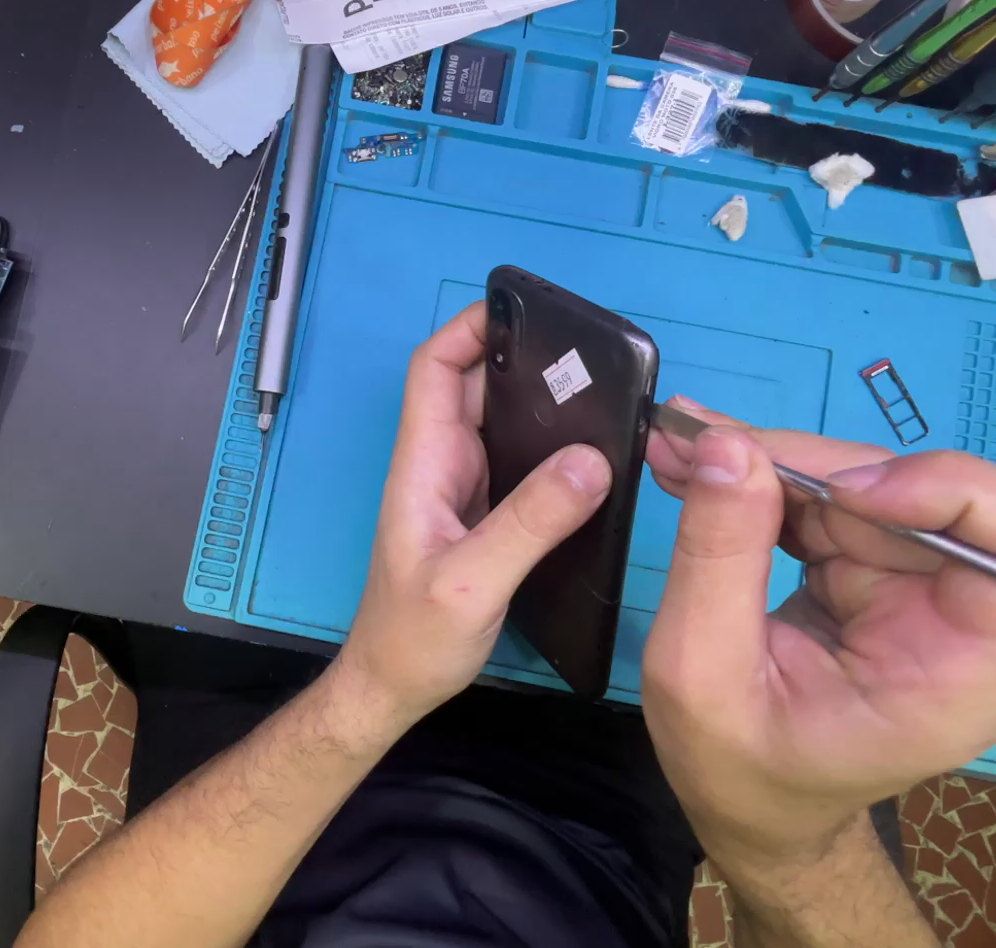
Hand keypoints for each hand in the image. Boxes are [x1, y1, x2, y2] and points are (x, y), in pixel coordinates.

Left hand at [337, 304, 613, 728]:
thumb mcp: (472, 582)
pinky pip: (514, 460)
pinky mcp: (481, 513)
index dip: (469, 330)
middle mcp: (439, 463)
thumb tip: (592, 458)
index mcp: (422, 463)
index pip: (432, 369)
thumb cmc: (415, 636)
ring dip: (538, 401)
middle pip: (470, 386)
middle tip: (591, 353)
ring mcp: (460, 487)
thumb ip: (529, 522)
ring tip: (601, 391)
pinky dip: (547, 446)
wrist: (394, 683)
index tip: (526, 312)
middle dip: (519, 358)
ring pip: (496, 422)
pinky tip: (590, 453)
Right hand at [640, 397, 995, 872]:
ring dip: (766, 459)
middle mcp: (967, 621)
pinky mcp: (880, 572)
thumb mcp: (698, 669)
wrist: (752, 804)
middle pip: (925, 497)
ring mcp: (925, 592)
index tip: (838, 491)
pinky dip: (762, 478)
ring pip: (867, 482)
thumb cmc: (735, 766)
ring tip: (676, 448)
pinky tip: (699, 467)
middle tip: (690, 443)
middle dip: (803, 461)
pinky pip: (831, 499)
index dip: (964, 496)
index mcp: (963, 674)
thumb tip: (725, 443)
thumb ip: (717, 556)